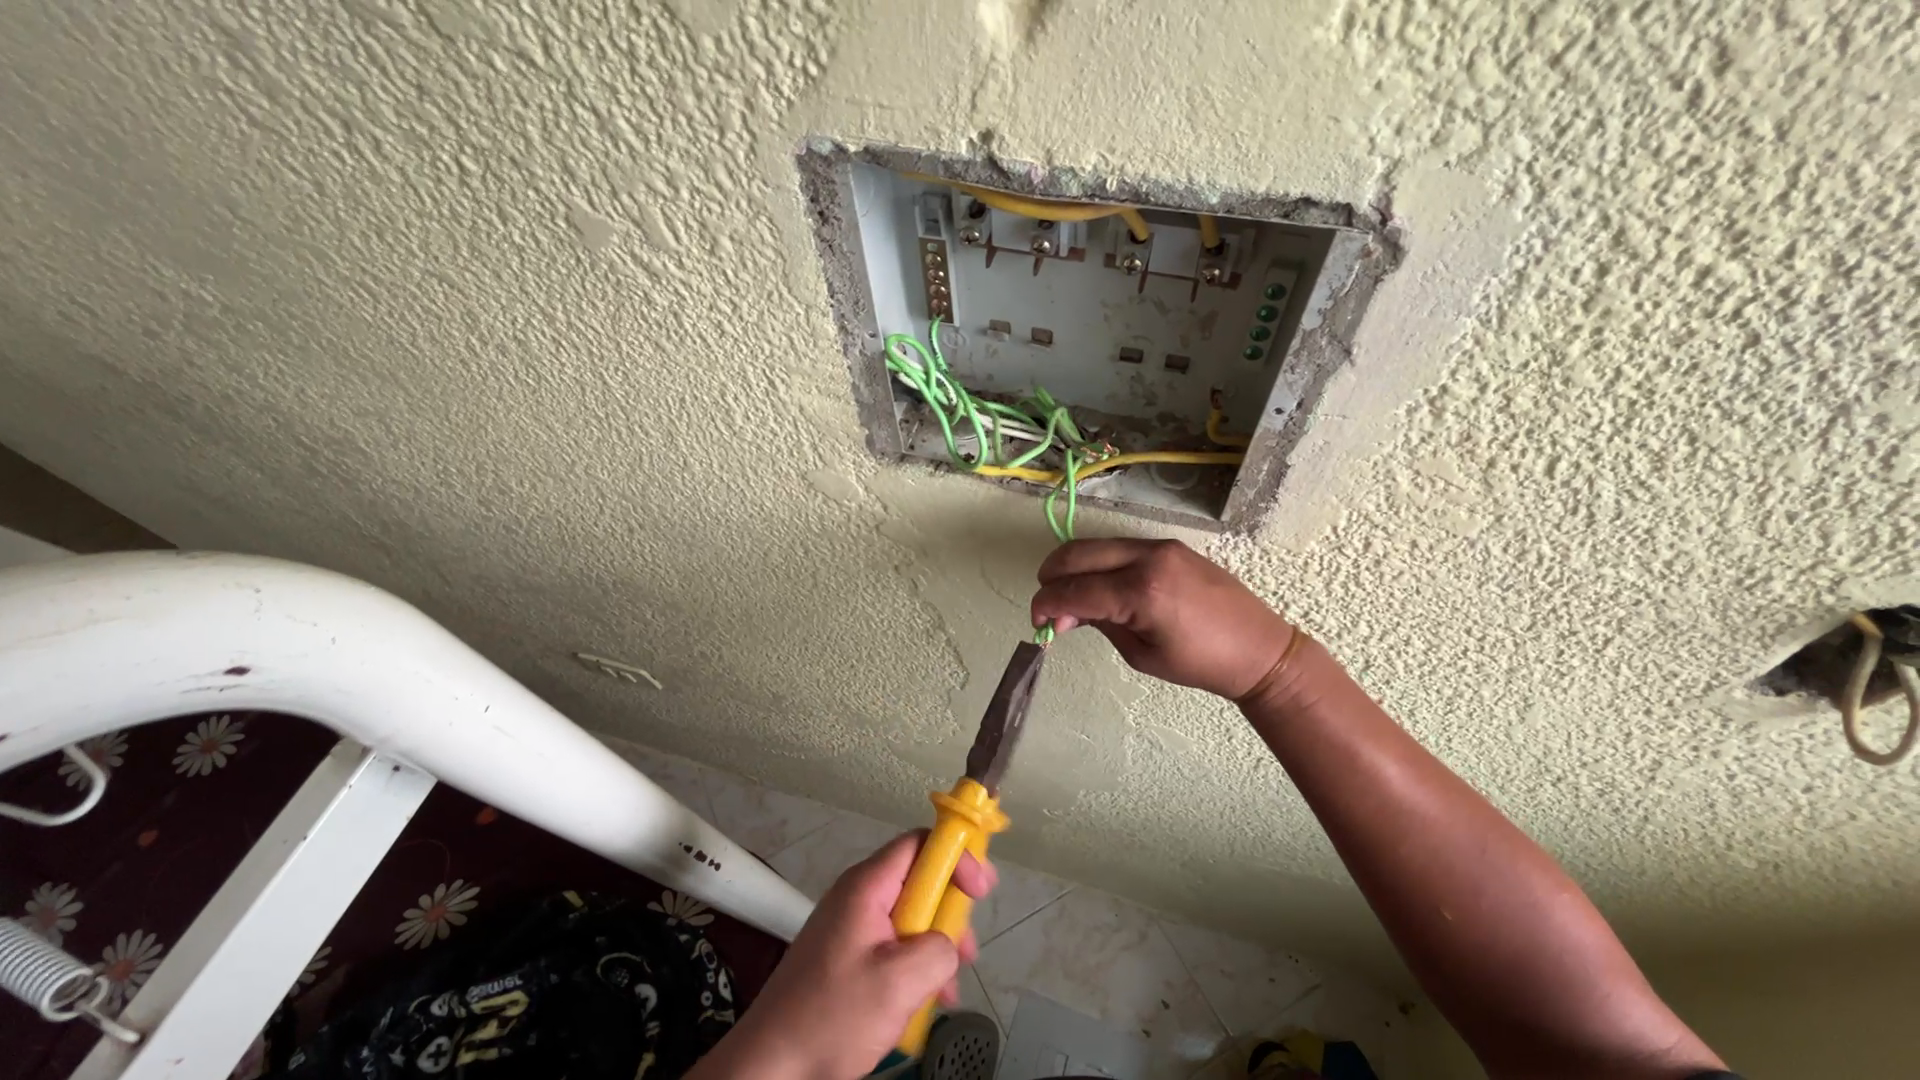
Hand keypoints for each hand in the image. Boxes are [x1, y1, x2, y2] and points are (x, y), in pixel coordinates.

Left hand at [689, 832, 997, 1079]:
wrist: (771, 1066)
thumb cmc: (832, 1016)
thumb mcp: (898, 982)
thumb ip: (938, 950)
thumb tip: (947, 944)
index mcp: (866, 888)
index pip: (919, 843)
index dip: (955, 856)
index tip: (980, 891)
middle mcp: (858, 898)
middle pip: (918, 882)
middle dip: (950, 913)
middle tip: (968, 950)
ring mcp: (851, 929)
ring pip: (910, 920)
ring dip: (935, 949)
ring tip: (947, 990)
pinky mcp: (848, 959)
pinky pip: (893, 948)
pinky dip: (914, 969)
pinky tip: (924, 1004)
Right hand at [1030, 538, 1295, 700]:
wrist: (1259, 648)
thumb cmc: (1201, 664)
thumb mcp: (1141, 654)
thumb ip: (1099, 625)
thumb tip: (1063, 615)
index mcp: (1141, 592)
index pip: (1075, 589)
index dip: (1047, 605)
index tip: (1037, 622)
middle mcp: (1148, 558)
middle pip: (1077, 554)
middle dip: (1051, 578)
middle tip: (1048, 607)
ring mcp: (1160, 547)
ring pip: (1096, 545)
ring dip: (1073, 567)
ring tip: (1071, 599)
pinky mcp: (1170, 545)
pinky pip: (1119, 547)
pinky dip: (1099, 563)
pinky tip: (1099, 588)